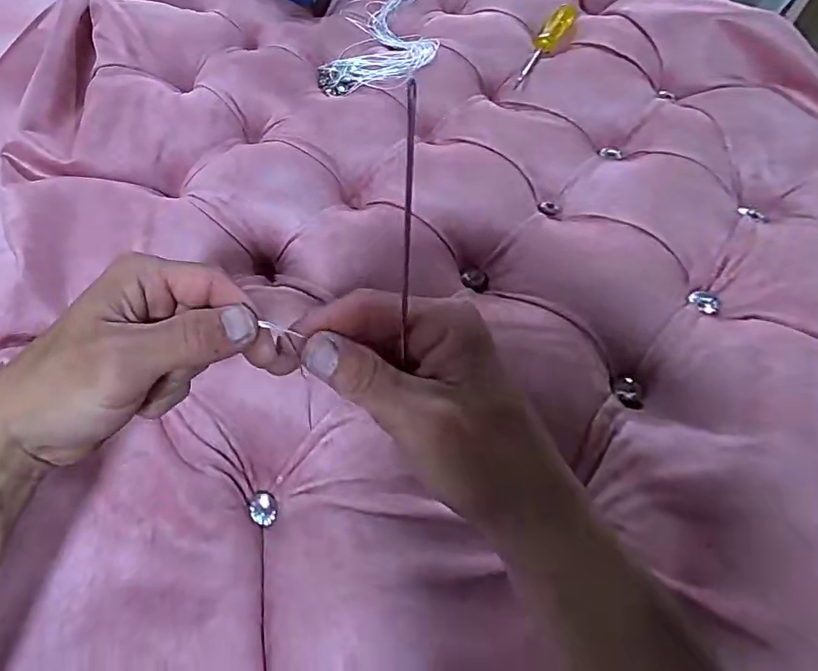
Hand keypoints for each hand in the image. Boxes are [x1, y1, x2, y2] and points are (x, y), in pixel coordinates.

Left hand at [0, 254, 257, 466]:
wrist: (20, 437)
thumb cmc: (66, 387)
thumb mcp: (131, 360)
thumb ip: (192, 337)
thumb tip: (249, 322)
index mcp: (143, 276)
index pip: (211, 283)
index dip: (241, 312)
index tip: (266, 351)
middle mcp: (150, 294)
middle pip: (209, 315)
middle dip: (196, 354)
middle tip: (169, 380)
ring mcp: (149, 327)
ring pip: (199, 347)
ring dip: (177, 377)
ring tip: (139, 390)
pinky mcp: (147, 358)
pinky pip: (183, 369)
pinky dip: (167, 390)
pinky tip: (136, 400)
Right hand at [254, 290, 579, 533]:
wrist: (530, 512)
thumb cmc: (482, 463)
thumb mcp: (417, 420)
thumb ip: (364, 378)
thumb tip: (312, 345)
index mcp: (445, 320)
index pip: (369, 305)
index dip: (325, 320)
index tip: (287, 345)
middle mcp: (441, 322)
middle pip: (369, 318)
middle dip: (332, 339)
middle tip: (291, 364)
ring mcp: (438, 346)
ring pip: (373, 340)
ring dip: (344, 357)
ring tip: (314, 376)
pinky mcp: (432, 370)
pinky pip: (385, 360)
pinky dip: (362, 373)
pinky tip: (350, 389)